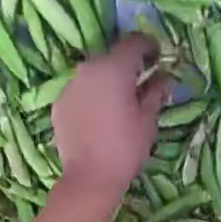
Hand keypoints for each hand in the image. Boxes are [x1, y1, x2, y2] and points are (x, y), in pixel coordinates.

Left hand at [51, 34, 166, 195]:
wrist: (89, 179)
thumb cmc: (125, 148)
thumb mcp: (148, 120)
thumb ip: (156, 92)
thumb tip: (162, 77)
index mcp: (114, 67)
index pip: (134, 42)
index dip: (149, 47)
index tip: (157, 59)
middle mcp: (88, 69)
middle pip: (111, 58)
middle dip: (126, 68)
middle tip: (138, 87)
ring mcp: (69, 86)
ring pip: (93, 76)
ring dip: (106, 84)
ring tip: (116, 106)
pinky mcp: (58, 105)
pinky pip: (79, 93)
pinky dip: (90, 99)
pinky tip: (97, 120)